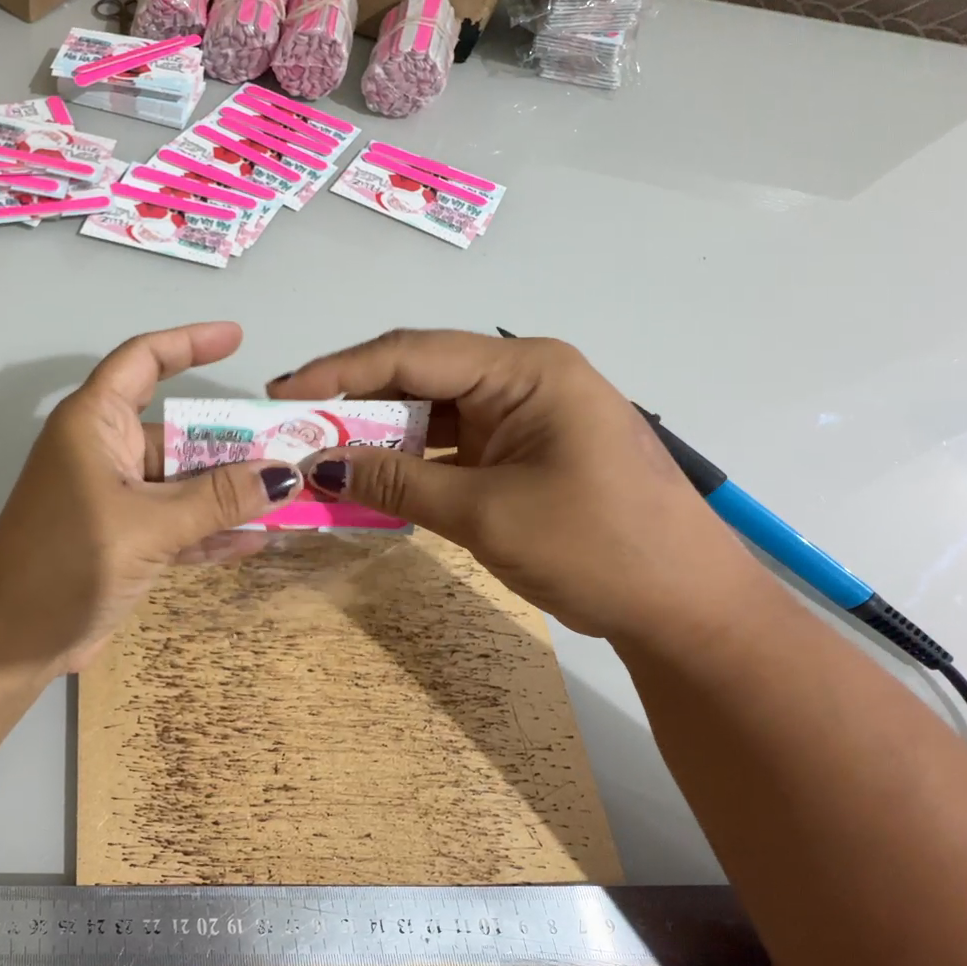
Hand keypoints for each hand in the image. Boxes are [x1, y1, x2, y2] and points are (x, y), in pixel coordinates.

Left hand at [0, 323, 303, 674]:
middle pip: (175, 431)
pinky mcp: (122, 539)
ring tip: (291, 496)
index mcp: (93, 424)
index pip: (142, 361)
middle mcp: (102, 451)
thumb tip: (285, 475)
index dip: (188, 343)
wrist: (14, 640)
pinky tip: (258, 539)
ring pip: (181, 481)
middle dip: (231, 442)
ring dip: (229, 491)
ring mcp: (112, 498)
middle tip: (295, 447)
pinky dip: (210, 529)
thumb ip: (217, 499)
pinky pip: (175, 522)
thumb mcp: (149, 525)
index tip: (238, 339)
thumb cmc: (70, 562)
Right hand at [269, 329, 769, 641]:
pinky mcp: (522, 452)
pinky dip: (406, 463)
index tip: (278, 395)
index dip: (337, 372)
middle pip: (416, 377)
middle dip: (351, 404)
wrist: (688, 611)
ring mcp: (524, 416)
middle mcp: (523, 379)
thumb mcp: (484, 512)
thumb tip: (316, 466)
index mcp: (525, 370)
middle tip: (289, 429)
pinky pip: (448, 445)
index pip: (411, 354)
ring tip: (317, 457)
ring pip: (428, 412)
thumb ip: (395, 482)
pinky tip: (367, 481)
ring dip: (375, 437)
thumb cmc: (597, 547)